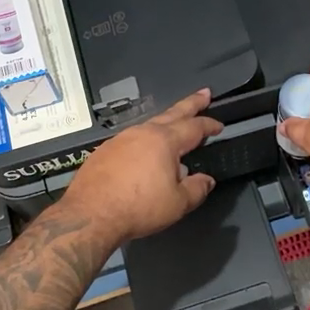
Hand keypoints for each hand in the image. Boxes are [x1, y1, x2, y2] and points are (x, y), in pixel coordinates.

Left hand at [62, 90, 222, 245]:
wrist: (90, 215)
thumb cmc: (138, 208)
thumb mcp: (178, 203)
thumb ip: (197, 188)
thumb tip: (206, 179)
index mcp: (165, 141)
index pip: (194, 127)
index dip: (210, 125)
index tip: (219, 126)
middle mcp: (142, 133)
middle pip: (172, 113)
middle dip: (191, 103)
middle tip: (204, 93)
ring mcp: (120, 140)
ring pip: (149, 125)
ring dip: (166, 122)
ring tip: (175, 125)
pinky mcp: (104, 151)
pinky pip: (131, 139)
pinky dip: (145, 140)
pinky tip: (145, 151)